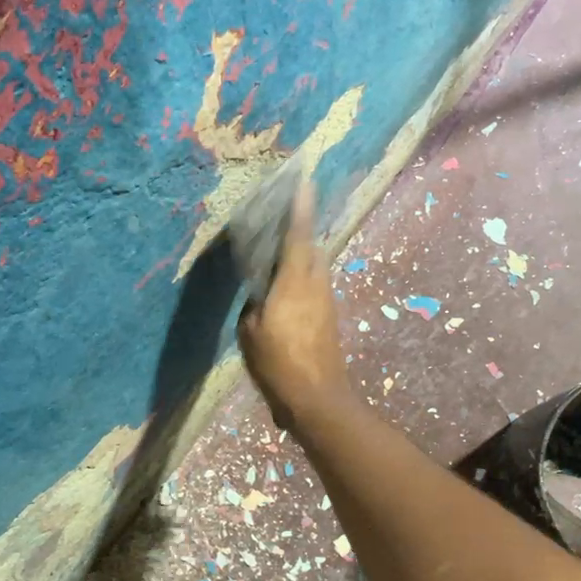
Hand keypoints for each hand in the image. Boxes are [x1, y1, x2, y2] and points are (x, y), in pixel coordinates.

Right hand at [236, 178, 349, 426]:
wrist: (318, 399)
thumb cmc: (279, 364)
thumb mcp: (251, 331)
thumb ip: (254, 303)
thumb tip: (261, 293)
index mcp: (294, 282)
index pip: (297, 236)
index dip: (299, 209)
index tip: (303, 181)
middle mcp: (316, 284)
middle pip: (311, 247)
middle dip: (298, 232)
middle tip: (279, 221)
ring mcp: (326, 300)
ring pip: (314, 266)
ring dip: (300, 256)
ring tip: (278, 254)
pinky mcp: (329, 317)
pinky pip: (314, 284)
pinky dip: (301, 277)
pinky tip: (285, 289)